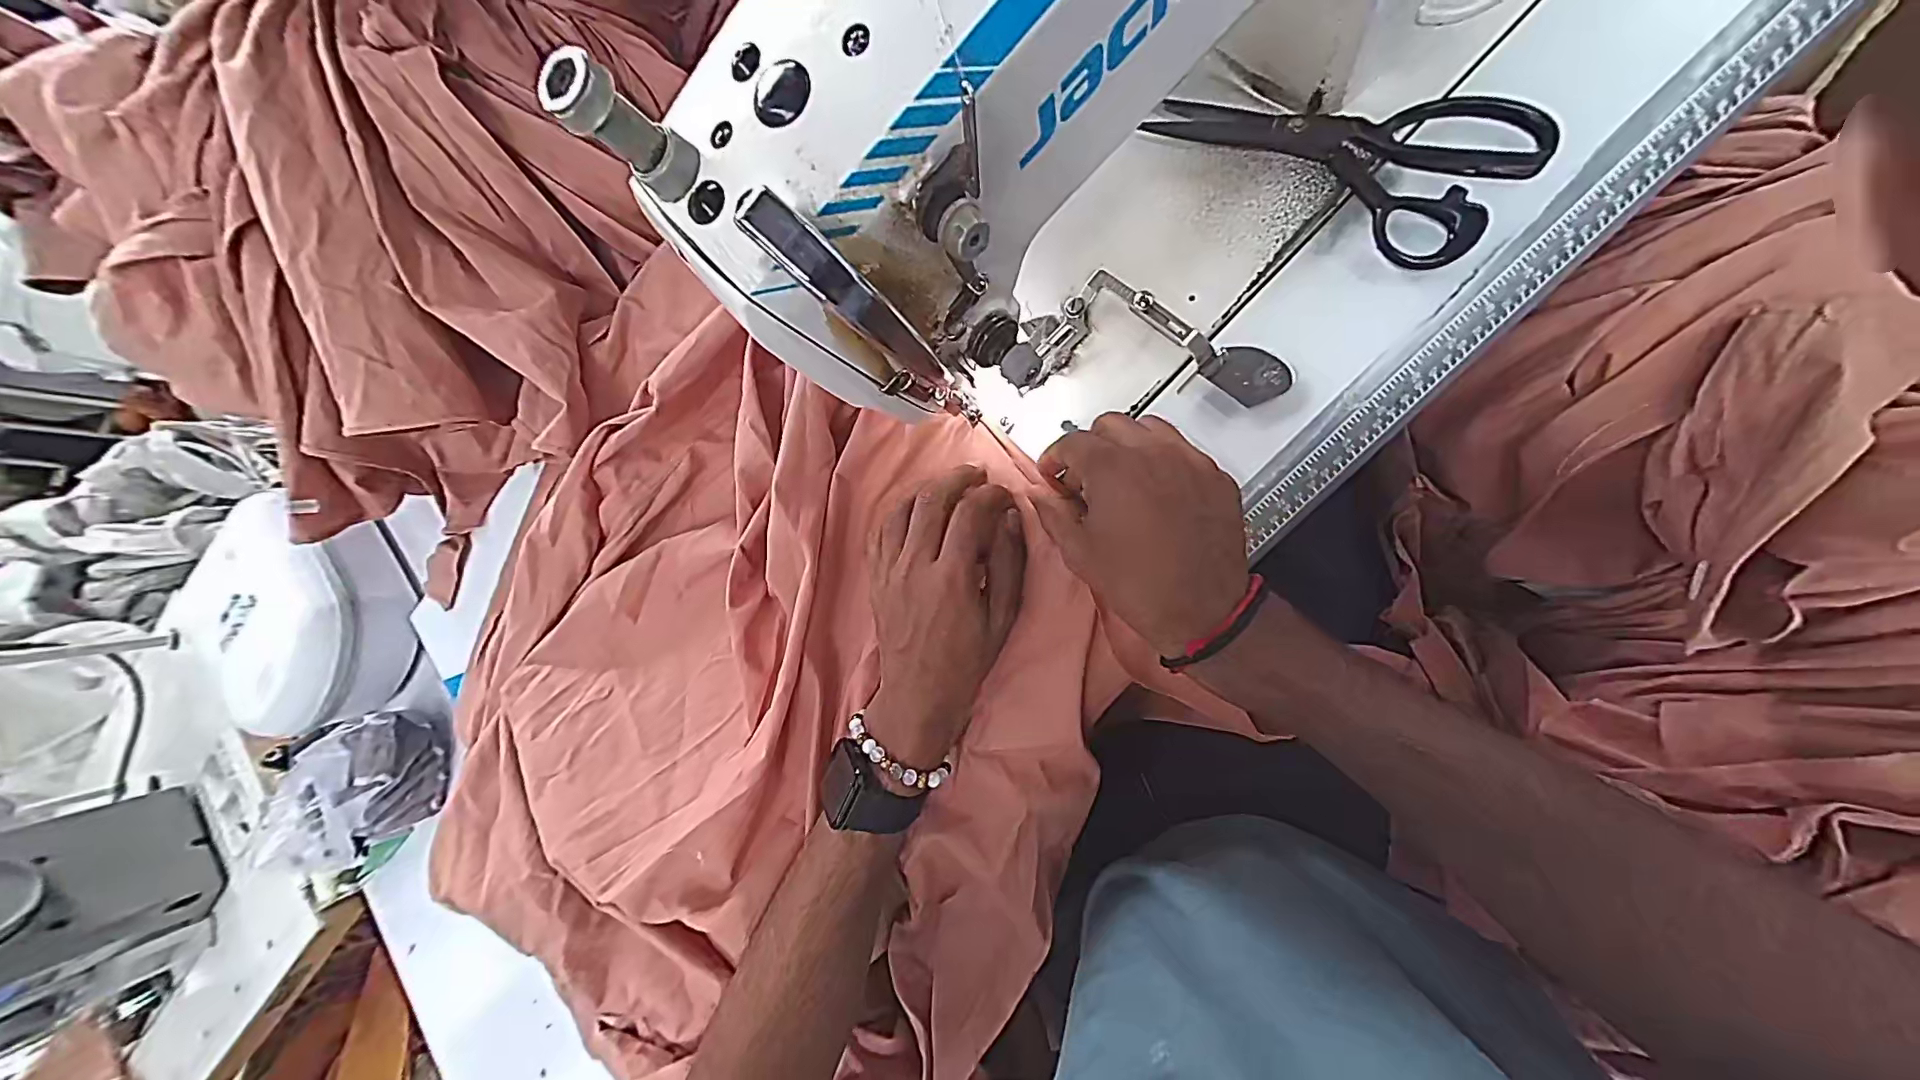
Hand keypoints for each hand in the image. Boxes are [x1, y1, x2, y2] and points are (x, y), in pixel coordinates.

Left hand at [866, 465, 1026, 768]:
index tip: (1005, 495)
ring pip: (902, 508)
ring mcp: (889, 570)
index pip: (970, 513)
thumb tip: (1010, 518)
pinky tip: (915, 508)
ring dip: (927, 489)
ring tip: (948, 486)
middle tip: (977, 476)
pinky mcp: (876, 576)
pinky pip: (881, 529)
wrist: (917, 695)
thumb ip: (1008, 563)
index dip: (991, 495)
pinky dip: (899, 509)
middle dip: (958, 479)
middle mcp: (915, 566)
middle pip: (932, 500)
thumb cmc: (966, 661)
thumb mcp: (1002, 618)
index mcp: (951, 578)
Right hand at [1034, 414, 1249, 657]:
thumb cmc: (1143, 586)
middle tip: (1085, 477)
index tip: (1054, 473)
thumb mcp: (1081, 553)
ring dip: (1128, 445)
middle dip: (1090, 446)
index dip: (1055, 458)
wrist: (1201, 610)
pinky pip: (1184, 451)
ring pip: (1150, 427)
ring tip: (1123, 477)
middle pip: (1110, 425)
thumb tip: (1041, 498)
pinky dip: (1164, 461)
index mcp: (1113, 469)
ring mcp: (1188, 462)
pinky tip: (1157, 489)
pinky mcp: (1215, 476)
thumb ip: (1054, 515)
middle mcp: (1152, 455)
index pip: (1073, 442)